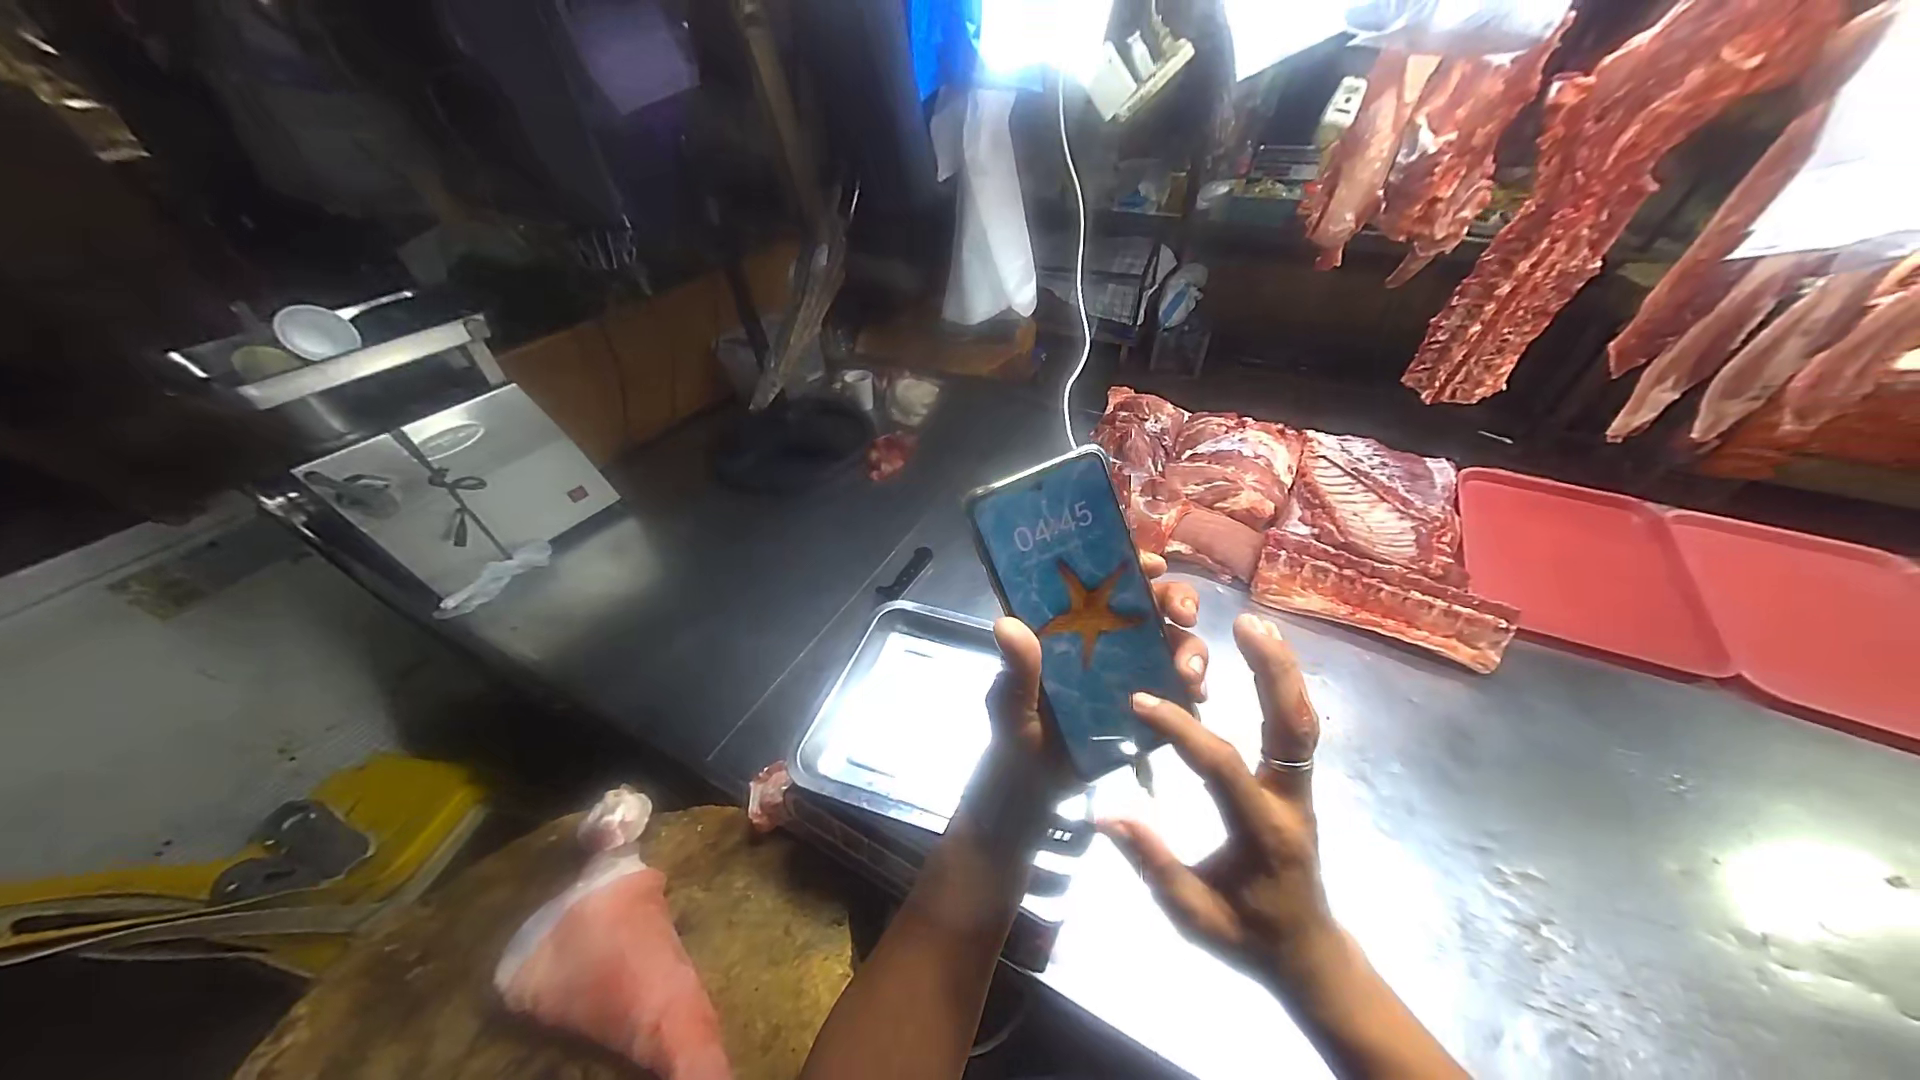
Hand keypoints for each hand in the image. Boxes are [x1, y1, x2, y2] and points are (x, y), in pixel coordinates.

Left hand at [973, 553, 1209, 827]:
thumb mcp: (1009, 700)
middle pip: (1150, 604)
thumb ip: (1015, 668)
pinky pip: (1180, 686)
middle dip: (1177, 600)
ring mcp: (1131, 670)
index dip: (1129, 563)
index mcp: (1071, 624)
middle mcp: (1105, 637)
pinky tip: (1196, 697)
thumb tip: (1006, 623)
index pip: (1103, 580)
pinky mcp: (1150, 704)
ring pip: (1173, 641)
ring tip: (1188, 674)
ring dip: (1190, 648)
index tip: (1151, 565)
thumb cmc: (1016, 735)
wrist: (1036, 791)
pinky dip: (1194, 685)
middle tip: (1184, 616)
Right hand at [1098, 613, 1330, 987]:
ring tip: (1257, 623)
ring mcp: (1302, 788)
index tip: (1139, 700)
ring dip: (1283, 669)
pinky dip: (1284, 686)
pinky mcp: (1298, 782)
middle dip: (1273, 671)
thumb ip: (1154, 866)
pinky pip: (1297, 727)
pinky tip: (1265, 657)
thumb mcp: (1194, 916)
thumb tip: (1107, 818)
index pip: (1220, 765)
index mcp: (1263, 831)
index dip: (1179, 728)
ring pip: (1303, 719)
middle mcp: (1291, 800)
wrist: (1310, 956)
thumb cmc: (1248, 939)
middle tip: (1247, 622)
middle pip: (1293, 726)